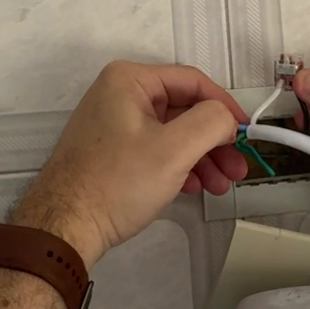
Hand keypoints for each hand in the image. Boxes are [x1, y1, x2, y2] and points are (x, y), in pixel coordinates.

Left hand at [13, 62, 247, 267]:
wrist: (64, 228)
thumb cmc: (115, 184)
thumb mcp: (174, 149)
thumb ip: (211, 122)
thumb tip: (226, 118)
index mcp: (129, 80)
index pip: (193, 81)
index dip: (225, 106)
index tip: (245, 132)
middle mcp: (119, 94)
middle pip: (184, 108)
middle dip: (214, 140)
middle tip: (237, 167)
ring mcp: (113, 122)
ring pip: (172, 132)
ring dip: (201, 157)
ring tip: (220, 186)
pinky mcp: (112, 150)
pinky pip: (156, 148)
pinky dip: (179, 165)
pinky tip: (194, 187)